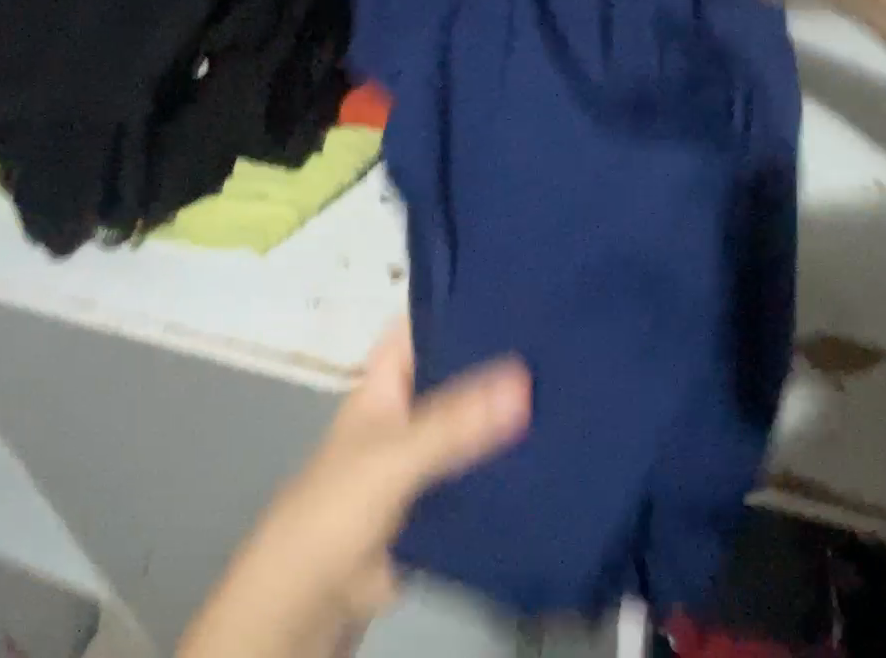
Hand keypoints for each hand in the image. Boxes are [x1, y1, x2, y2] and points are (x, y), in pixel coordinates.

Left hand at [180, 322, 530, 657]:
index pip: (420, 327)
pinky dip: (509, 462)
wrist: (314, 599)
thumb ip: (455, 420)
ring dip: (509, 413)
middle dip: (498, 359)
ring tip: (571, 383)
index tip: (513, 287)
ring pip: (473, 423)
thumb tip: (523, 379)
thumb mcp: (395, 454)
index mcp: (384, 385)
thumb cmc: (338, 507)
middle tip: (560, 336)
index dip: (457, 304)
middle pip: (455, 373)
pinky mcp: (443, 498)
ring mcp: (425, 455)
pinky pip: (481, 470)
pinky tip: (556, 446)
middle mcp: (406, 411)